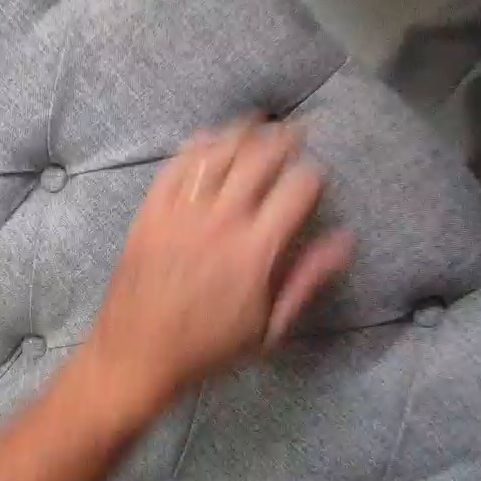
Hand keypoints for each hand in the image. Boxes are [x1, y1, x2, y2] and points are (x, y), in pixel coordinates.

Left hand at [81, 117, 354, 410]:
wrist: (136, 354)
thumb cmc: (207, 349)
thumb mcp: (267, 329)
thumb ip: (306, 280)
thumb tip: (344, 240)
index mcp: (255, 250)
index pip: (298, 187)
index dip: (314, 175)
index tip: (316, 177)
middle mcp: (219, 221)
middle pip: (259, 157)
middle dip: (284, 139)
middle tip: (295, 132)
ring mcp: (180, 213)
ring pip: (217, 153)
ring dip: (241, 133)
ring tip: (256, 126)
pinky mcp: (149, 213)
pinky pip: (174, 167)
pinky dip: (195, 147)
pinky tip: (208, 140)